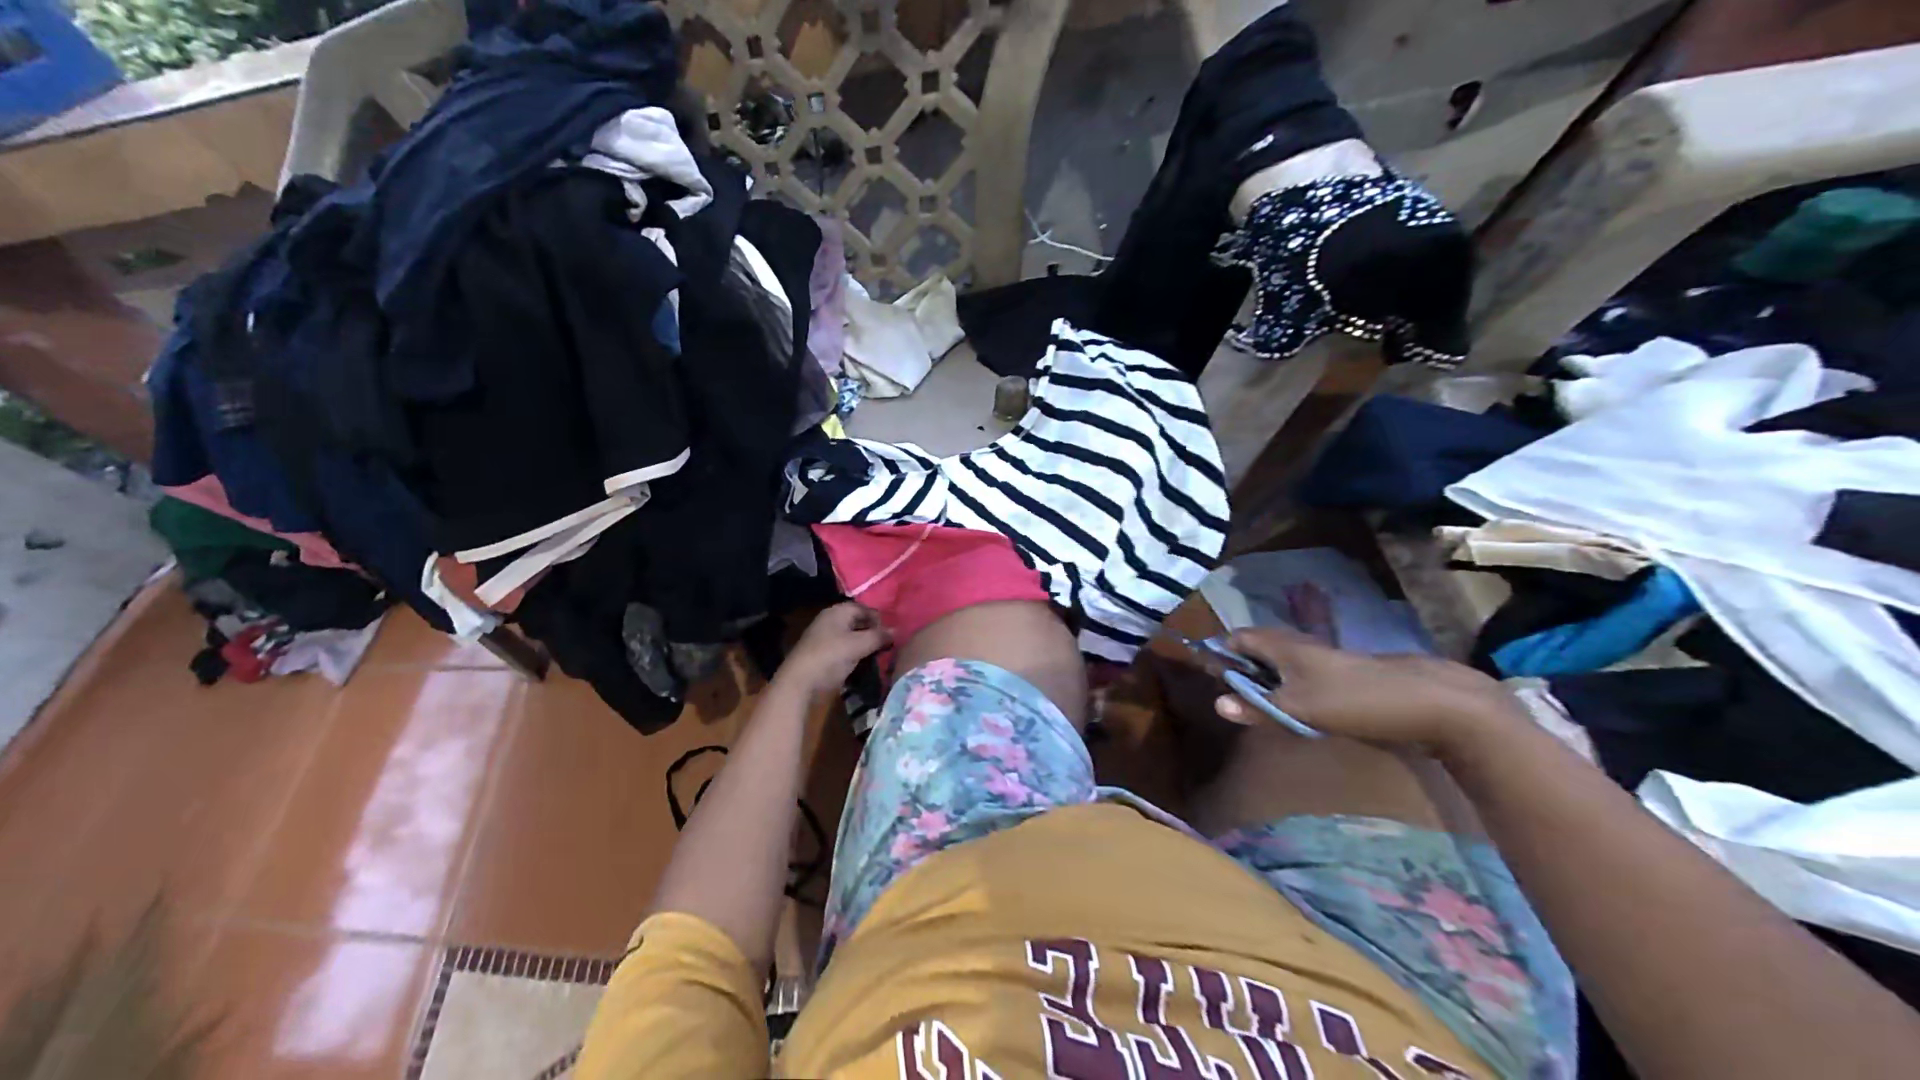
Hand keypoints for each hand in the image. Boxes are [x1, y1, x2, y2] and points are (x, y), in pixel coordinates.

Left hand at [775, 603, 890, 698]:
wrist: (800, 682)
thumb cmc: (831, 656)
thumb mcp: (859, 644)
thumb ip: (879, 636)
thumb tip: (896, 631)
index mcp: (837, 611)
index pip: (864, 608)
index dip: (879, 619)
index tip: (892, 634)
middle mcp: (831, 621)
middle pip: (858, 622)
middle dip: (874, 633)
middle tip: (889, 646)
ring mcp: (826, 639)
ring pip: (853, 638)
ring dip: (866, 646)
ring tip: (881, 656)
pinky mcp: (825, 656)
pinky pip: (846, 651)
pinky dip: (857, 656)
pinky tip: (866, 665)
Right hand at [1213, 626, 1527, 755]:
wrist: (1432, 703)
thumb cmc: (1355, 700)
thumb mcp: (1299, 708)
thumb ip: (1258, 706)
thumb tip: (1217, 703)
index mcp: (1286, 646)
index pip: (1242, 636)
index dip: (1221, 649)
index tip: (1206, 668)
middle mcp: (1304, 646)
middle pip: (1263, 646)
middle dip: (1242, 662)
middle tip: (1226, 686)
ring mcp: (1329, 661)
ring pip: (1286, 661)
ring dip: (1267, 675)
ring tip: (1254, 698)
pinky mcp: (1348, 678)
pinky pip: (1307, 675)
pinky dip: (1291, 685)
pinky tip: (1294, 706)